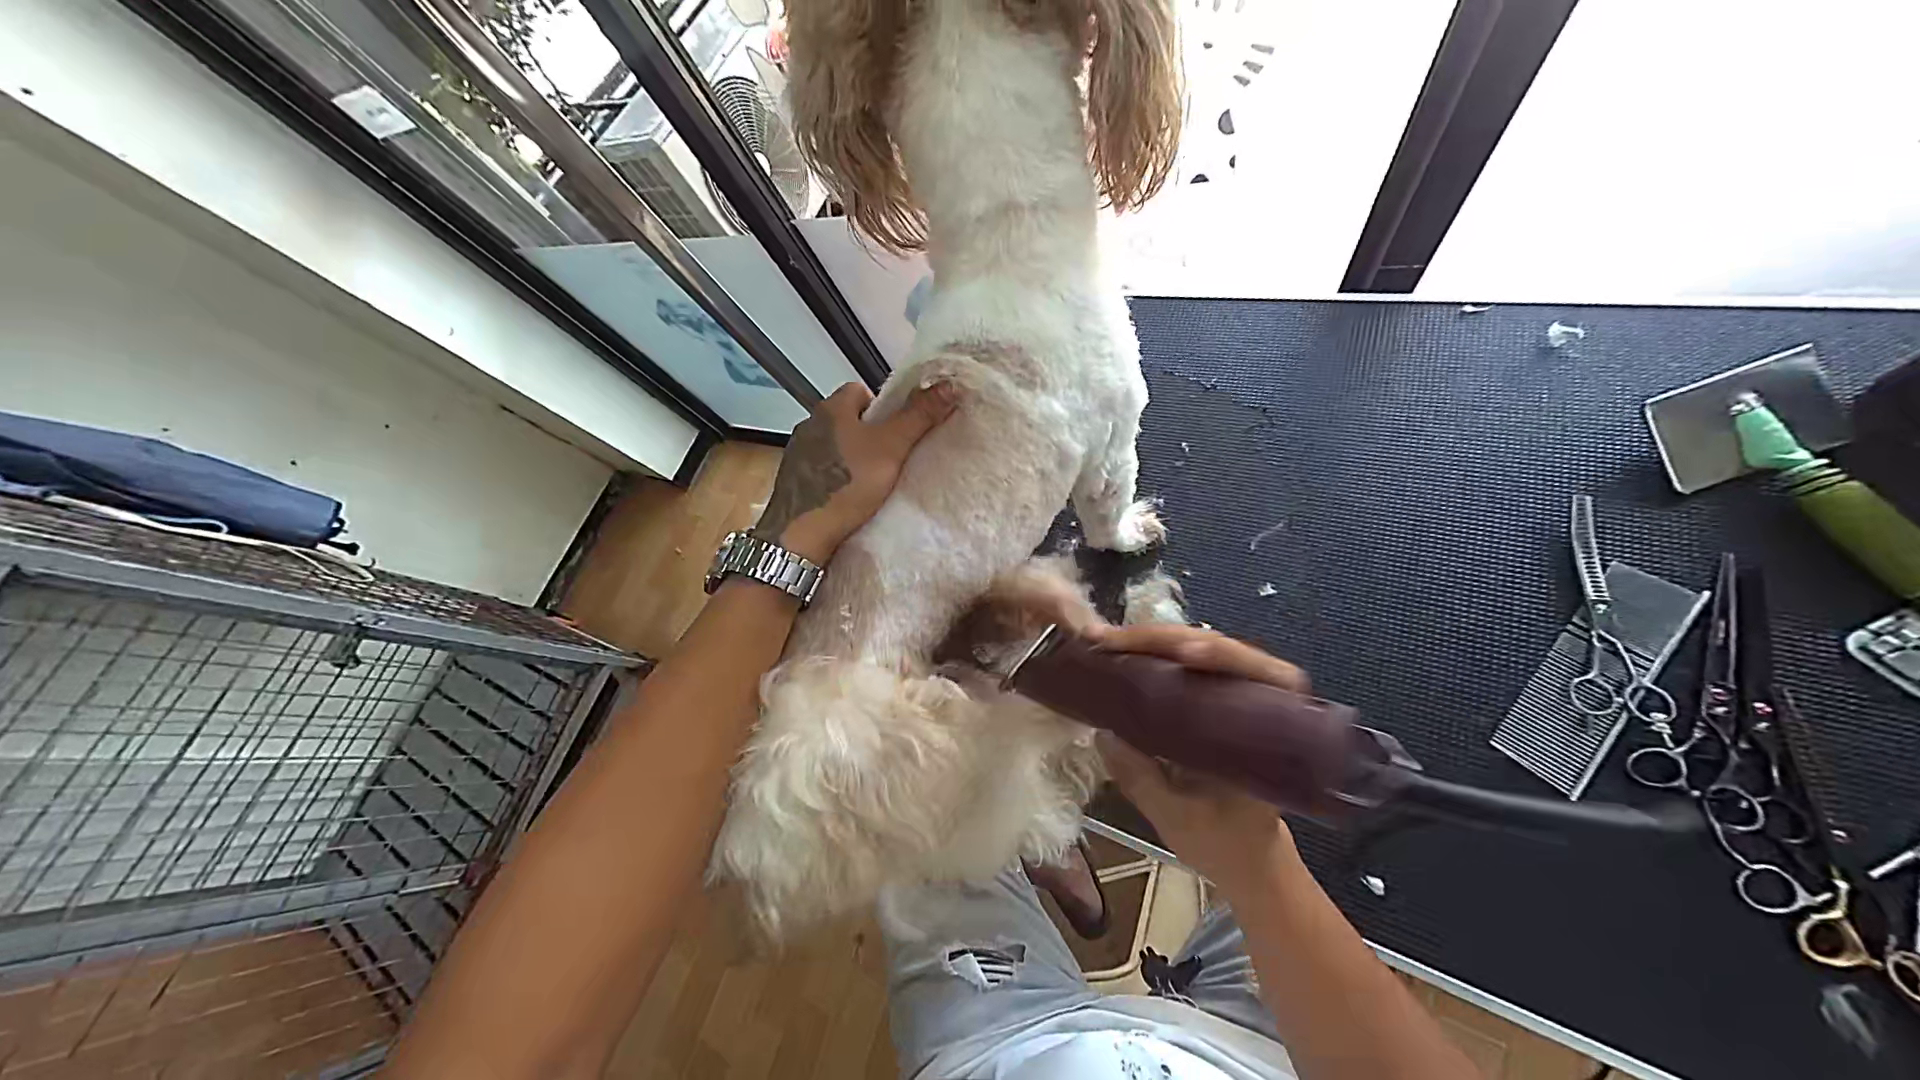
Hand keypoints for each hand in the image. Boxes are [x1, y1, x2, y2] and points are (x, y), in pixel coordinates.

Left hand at [752, 381, 957, 563]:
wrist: (802, 532)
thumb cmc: (848, 483)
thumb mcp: (892, 447)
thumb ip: (919, 416)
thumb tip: (949, 385)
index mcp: (830, 409)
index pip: (858, 390)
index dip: (881, 407)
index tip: (896, 431)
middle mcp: (809, 425)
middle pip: (846, 419)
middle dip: (867, 434)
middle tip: (889, 458)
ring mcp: (797, 454)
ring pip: (833, 446)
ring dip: (850, 458)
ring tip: (870, 481)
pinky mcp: (792, 481)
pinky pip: (820, 471)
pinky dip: (835, 479)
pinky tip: (848, 498)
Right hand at [1089, 622, 1307, 894]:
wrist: (1246, 858)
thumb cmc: (1227, 843)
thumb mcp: (1180, 817)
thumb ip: (1143, 778)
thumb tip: (1104, 733)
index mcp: (1277, 726)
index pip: (1256, 671)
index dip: (1221, 655)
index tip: (1185, 656)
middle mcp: (1260, 695)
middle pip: (1216, 645)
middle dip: (1162, 639)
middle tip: (1111, 640)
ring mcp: (1232, 689)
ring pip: (1196, 645)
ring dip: (1150, 639)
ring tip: (1107, 640)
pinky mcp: (1209, 693)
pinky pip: (1181, 659)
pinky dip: (1148, 652)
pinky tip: (1118, 650)